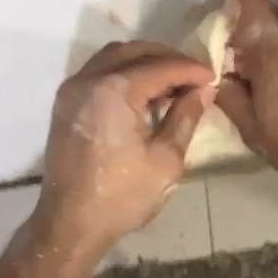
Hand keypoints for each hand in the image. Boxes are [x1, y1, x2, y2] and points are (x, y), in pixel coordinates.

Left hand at [38, 41, 215, 250]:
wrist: (70, 225)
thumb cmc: (121, 198)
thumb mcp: (165, 160)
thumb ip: (185, 118)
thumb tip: (204, 91)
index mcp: (113, 91)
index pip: (160, 66)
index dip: (191, 70)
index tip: (213, 78)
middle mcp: (88, 80)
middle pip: (134, 52)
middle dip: (167, 59)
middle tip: (193, 78)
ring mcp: (71, 92)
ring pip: (112, 58)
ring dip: (142, 63)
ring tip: (169, 85)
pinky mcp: (64, 106)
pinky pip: (96, 74)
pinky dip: (121, 75)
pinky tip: (141, 95)